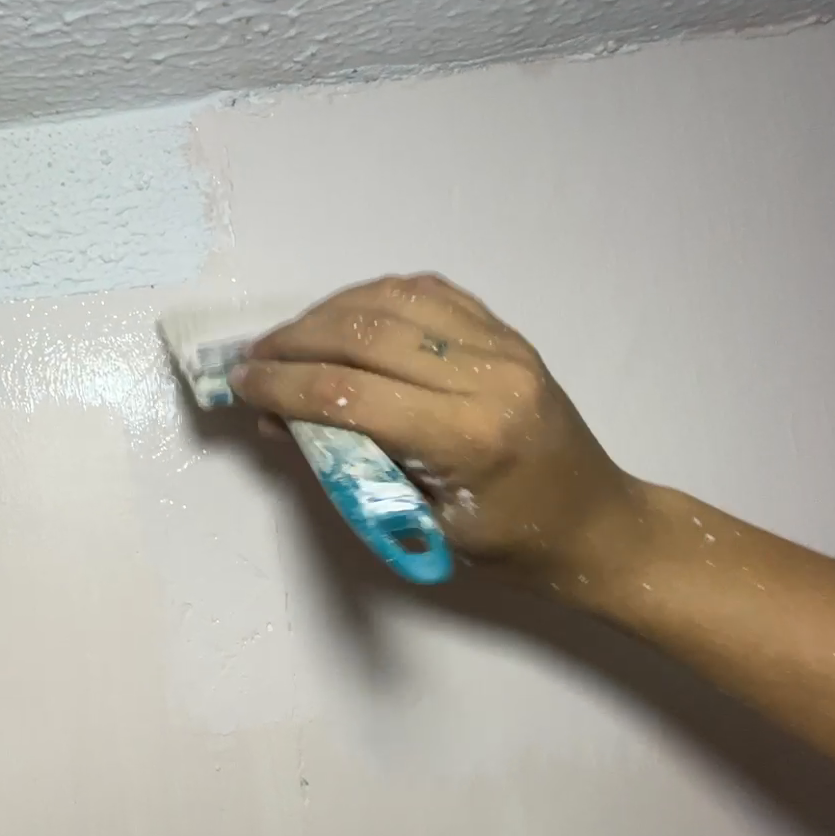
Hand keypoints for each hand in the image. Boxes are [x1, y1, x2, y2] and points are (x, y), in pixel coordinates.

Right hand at [230, 274, 643, 577]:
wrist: (592, 522)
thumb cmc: (503, 542)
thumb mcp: (414, 520)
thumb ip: (346, 464)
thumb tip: (279, 421)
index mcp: (467, 437)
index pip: (348, 393)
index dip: (282, 384)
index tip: (241, 385)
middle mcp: (488, 377)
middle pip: (363, 335)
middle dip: (292, 342)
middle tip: (253, 358)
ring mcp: (503, 345)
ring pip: (391, 300)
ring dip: (325, 312)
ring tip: (288, 336)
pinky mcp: (505, 331)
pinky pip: (425, 292)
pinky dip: (370, 297)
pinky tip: (341, 316)